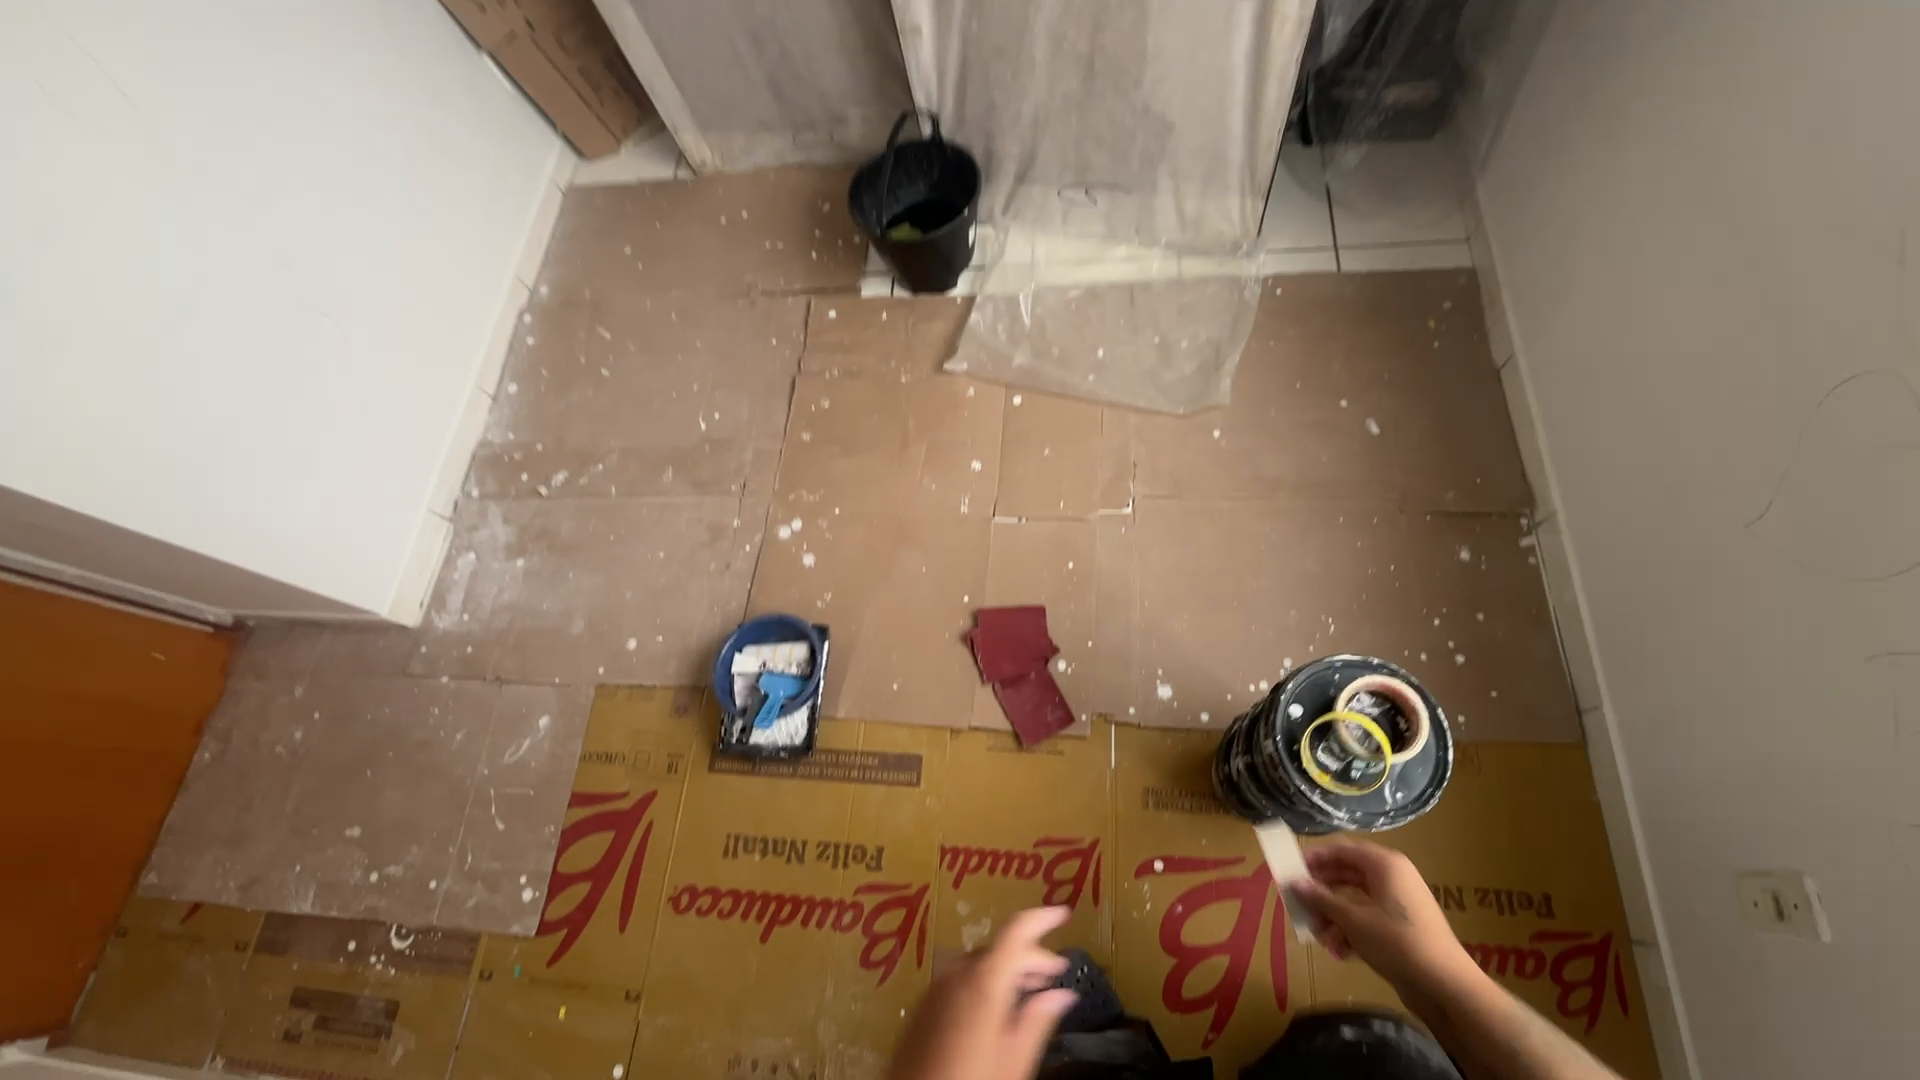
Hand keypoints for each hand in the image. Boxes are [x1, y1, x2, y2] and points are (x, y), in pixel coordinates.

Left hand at [885, 906, 1078, 1079]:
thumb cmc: (972, 1079)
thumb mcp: (1014, 1058)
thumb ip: (1038, 1020)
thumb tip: (1063, 993)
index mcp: (984, 979)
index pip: (1017, 930)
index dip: (1042, 918)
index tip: (1063, 913)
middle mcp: (958, 971)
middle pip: (1000, 947)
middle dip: (1030, 956)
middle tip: (1054, 972)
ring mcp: (938, 984)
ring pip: (981, 961)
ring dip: (1007, 968)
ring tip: (1030, 987)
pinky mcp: (926, 1001)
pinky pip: (962, 976)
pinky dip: (985, 978)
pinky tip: (996, 1003)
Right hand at [1290, 840, 1478, 993]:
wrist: (1446, 985)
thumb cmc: (1397, 941)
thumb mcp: (1352, 919)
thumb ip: (1321, 898)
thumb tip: (1294, 882)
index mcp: (1384, 864)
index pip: (1341, 849)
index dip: (1314, 857)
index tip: (1291, 869)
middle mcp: (1392, 876)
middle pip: (1346, 874)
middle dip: (1321, 892)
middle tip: (1299, 904)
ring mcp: (1398, 901)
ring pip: (1354, 899)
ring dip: (1333, 916)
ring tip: (1320, 936)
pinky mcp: (1402, 925)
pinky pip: (1367, 917)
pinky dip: (1351, 930)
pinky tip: (1340, 951)